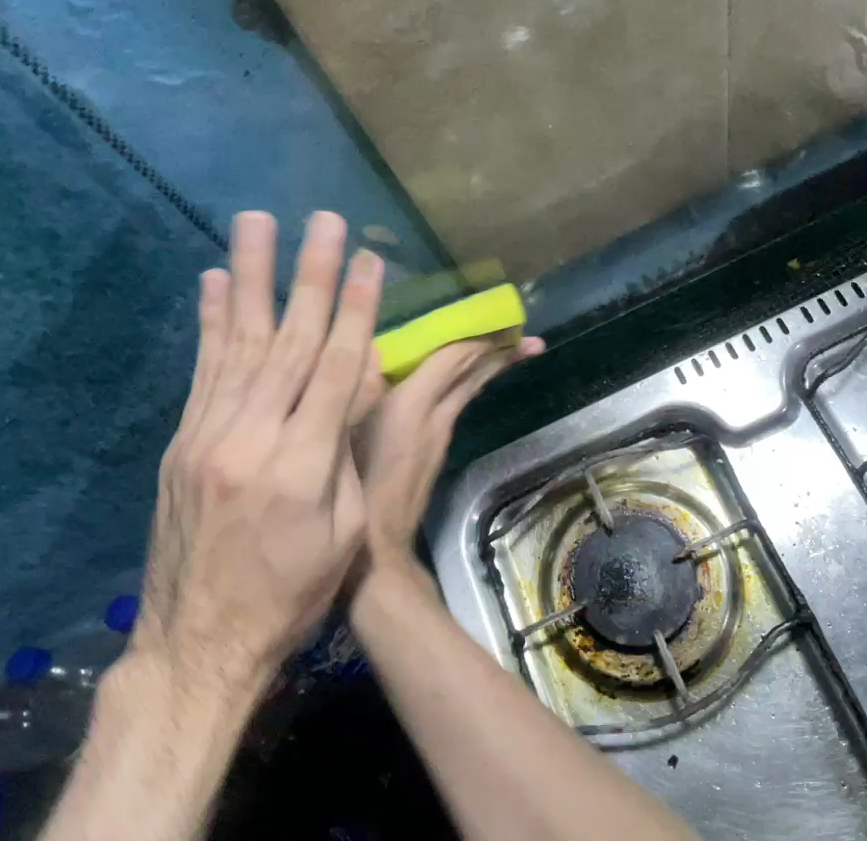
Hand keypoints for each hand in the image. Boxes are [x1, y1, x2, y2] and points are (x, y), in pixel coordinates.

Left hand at [139, 210, 382, 696]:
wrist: (198, 643)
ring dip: (256, 277)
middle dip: (313, 275)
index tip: (369, 261)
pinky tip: (217, 280)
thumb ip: (342, 454)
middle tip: (325, 221)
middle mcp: (250, 438)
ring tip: (259, 221)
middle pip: (291, 342)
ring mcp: (208, 436)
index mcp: (301, 466)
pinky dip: (212, 321)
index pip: (338, 370)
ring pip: (242, 342)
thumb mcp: (341, 533)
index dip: (357, 311)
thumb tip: (350, 389)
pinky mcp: (183, 442)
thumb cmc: (292, 596)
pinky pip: (202, 370)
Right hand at [349, 334, 543, 592]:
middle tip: (522, 327)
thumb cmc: (348, 490)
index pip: (457, 356)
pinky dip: (467, 384)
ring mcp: (439, 437)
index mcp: (413, 404)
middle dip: (498, 346)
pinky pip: (457, 404)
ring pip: (470, 389)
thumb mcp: (344, 431)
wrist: (376, 554)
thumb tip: (373, 347)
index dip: (479, 332)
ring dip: (490, 365)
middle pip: (474, 371)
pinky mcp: (435, 454)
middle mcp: (436, 416)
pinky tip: (464, 380)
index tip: (503, 313)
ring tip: (513, 346)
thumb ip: (358, 387)